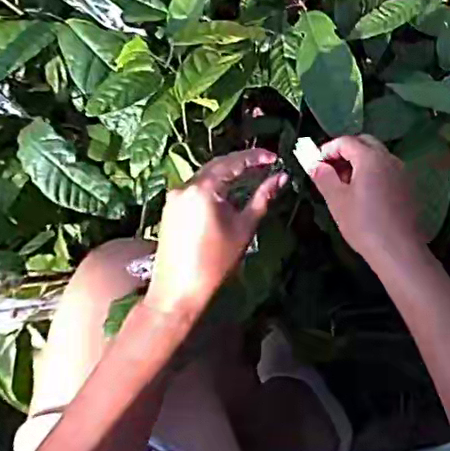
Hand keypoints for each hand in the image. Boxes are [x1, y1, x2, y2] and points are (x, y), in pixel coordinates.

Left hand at [145, 149, 287, 317]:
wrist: (177, 292)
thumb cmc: (215, 262)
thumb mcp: (243, 228)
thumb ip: (262, 198)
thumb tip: (279, 178)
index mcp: (202, 188)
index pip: (232, 162)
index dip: (255, 157)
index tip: (274, 157)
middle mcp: (185, 186)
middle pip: (217, 166)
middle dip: (241, 163)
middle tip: (265, 165)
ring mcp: (174, 197)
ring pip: (205, 177)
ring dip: (227, 175)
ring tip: (250, 178)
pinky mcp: (170, 209)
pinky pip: (195, 189)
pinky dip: (213, 187)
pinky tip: (228, 195)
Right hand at [306, 135, 428, 268]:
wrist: (399, 251)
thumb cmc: (363, 224)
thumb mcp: (337, 200)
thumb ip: (323, 177)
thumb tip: (314, 164)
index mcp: (370, 158)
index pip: (346, 141)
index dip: (328, 149)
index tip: (316, 163)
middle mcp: (389, 159)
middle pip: (365, 143)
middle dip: (345, 151)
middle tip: (330, 170)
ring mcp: (402, 172)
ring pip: (377, 156)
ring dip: (359, 161)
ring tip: (345, 184)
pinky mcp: (408, 186)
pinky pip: (387, 170)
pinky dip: (373, 172)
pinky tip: (365, 194)